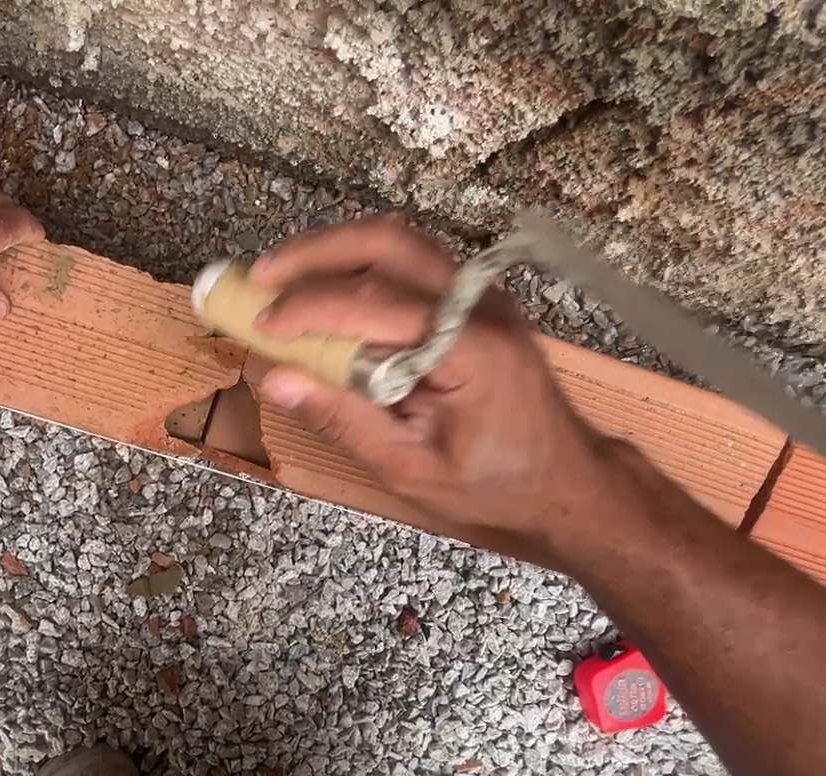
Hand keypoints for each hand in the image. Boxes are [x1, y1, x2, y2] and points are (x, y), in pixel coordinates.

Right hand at [250, 217, 623, 563]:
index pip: (375, 306)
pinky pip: (412, 261)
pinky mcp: (475, 300)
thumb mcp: (409, 468)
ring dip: (336, 249)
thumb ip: (344, 420)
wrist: (565, 478)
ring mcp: (482, 295)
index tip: (260, 324)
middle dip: (316, 251)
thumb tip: (278, 380)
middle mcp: (480, 305)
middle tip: (260, 275)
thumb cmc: (491, 484)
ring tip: (282, 275)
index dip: (310, 308)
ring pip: (401, 242)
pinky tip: (328, 285)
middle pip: (389, 244)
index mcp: (469, 349)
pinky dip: (362, 263)